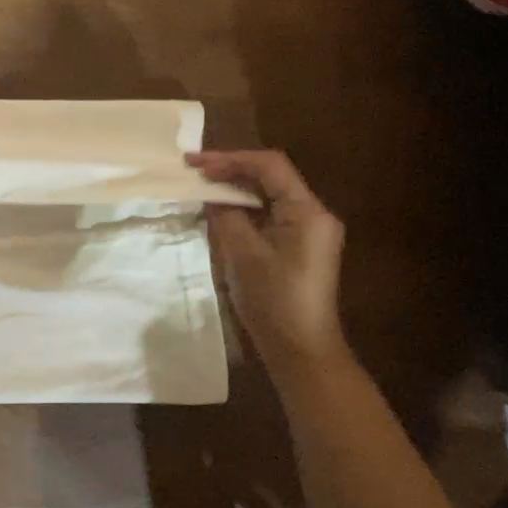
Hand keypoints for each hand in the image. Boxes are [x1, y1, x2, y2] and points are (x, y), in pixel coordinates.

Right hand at [188, 150, 350, 374]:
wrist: (301, 349)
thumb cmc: (274, 300)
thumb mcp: (242, 253)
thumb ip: (226, 215)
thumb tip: (211, 193)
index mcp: (307, 211)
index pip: (269, 165)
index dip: (230, 158)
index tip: (195, 163)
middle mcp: (314, 214)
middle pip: (271, 176)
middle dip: (231, 169)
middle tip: (193, 170)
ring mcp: (309, 230)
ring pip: (270, 193)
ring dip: (236, 187)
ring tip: (201, 185)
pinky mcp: (301, 244)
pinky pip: (271, 212)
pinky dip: (245, 206)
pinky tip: (220, 209)